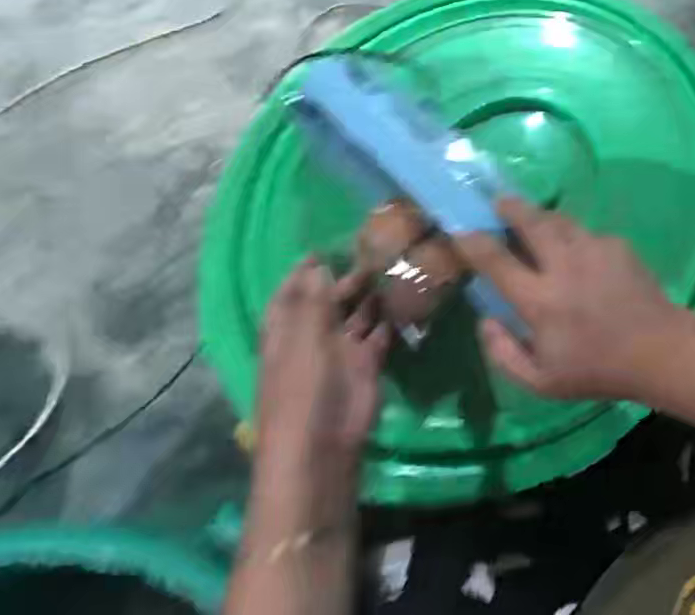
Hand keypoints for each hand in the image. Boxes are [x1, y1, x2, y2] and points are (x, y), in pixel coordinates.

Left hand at [255, 259, 390, 462]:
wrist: (324, 444)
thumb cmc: (303, 391)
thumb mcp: (304, 341)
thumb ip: (313, 303)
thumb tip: (317, 265)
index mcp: (287, 334)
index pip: (289, 297)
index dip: (301, 274)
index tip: (320, 249)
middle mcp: (313, 339)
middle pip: (328, 303)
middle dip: (346, 280)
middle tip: (375, 253)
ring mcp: (341, 352)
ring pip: (357, 317)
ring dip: (372, 296)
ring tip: (396, 267)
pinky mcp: (367, 363)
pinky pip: (380, 334)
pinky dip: (392, 318)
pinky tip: (408, 298)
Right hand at [454, 199, 694, 400]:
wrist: (656, 347)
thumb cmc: (595, 369)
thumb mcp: (540, 381)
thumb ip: (503, 352)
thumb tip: (485, 319)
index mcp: (540, 300)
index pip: (497, 261)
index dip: (473, 242)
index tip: (461, 230)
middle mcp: (564, 265)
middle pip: (532, 223)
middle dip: (511, 207)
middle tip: (499, 201)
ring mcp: (594, 249)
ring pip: (561, 221)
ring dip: (542, 216)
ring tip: (531, 217)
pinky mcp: (617, 244)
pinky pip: (587, 233)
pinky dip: (574, 236)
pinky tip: (574, 248)